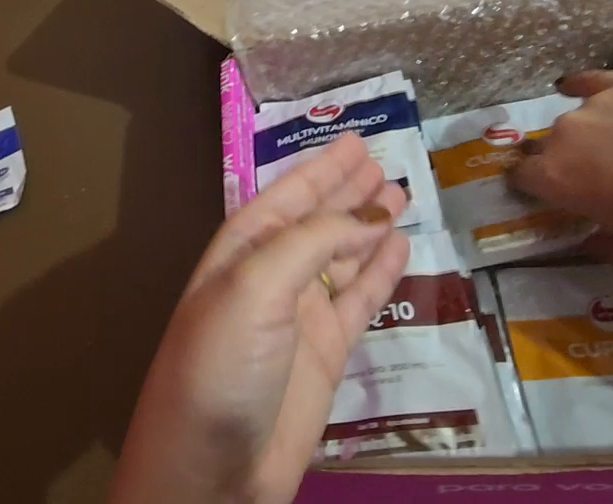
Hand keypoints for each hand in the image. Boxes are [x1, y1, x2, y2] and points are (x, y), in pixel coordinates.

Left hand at [111, 133, 408, 503]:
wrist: (211, 470)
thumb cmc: (220, 365)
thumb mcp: (255, 289)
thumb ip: (310, 245)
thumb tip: (367, 215)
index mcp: (243, 249)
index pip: (288, 196)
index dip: (321, 169)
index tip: (356, 143)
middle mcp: (271, 273)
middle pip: (316, 219)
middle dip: (346, 189)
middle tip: (383, 159)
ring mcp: (299, 314)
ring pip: (342, 255)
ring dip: (369, 226)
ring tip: (401, 194)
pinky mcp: (325, 353)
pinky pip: (359, 300)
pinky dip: (380, 274)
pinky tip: (401, 250)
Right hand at [509, 70, 612, 275]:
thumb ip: (604, 247)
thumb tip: (586, 237)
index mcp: (561, 179)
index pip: (521, 178)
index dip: (532, 190)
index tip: (553, 202)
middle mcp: (566, 135)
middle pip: (547, 148)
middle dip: (561, 164)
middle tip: (598, 182)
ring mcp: (597, 103)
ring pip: (574, 121)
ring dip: (586, 136)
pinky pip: (591, 83)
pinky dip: (582, 89)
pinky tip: (576, 89)